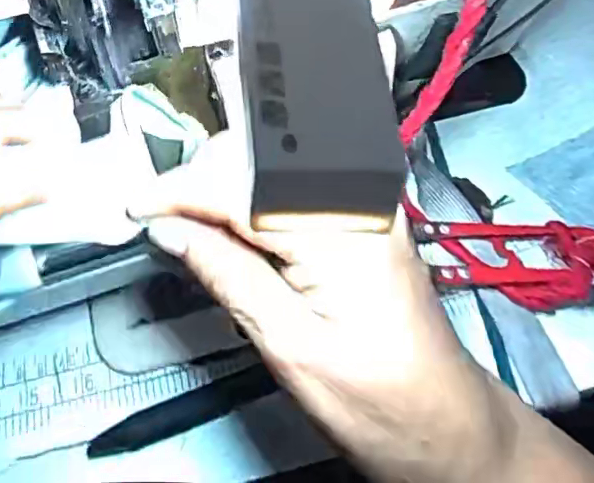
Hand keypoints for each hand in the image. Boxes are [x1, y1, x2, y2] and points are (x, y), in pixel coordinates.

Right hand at [128, 133, 593, 482]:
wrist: (456, 435)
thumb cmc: (384, 407)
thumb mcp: (292, 349)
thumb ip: (225, 274)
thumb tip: (166, 227)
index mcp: (343, 229)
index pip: (238, 187)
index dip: (178, 191)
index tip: (137, 205)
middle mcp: (357, 199)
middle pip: (252, 159)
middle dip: (197, 180)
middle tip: (157, 213)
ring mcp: (360, 201)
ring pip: (265, 162)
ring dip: (218, 184)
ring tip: (183, 218)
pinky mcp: (356, 212)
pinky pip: (284, 183)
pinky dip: (244, 195)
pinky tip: (224, 221)